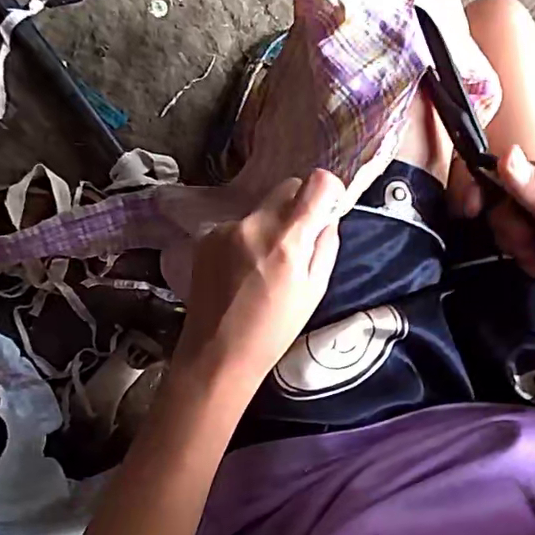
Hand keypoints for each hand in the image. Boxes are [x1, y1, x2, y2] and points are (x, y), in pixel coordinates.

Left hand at [177, 170, 343, 383]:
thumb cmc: (274, 329)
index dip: (328, 190)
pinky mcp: (207, 237)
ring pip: (261, 208)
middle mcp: (255, 225)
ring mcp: (226, 229)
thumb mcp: (315, 290)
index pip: (315, 182)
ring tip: (265, 265)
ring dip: (270, 225)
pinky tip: (242, 270)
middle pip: (287, 187)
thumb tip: (327, 218)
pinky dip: (247, 238)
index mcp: (287, 240)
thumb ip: (325, 246)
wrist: (216, 352)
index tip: (328, 206)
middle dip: (299, 205)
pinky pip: (238, 224)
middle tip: (298, 240)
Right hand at [451, 145, 534, 297]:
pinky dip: (522, 257)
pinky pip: (514, 244)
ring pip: (503, 228)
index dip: (478, 190)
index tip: (471, 212)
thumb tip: (505, 154)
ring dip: (516, 247)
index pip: (496, 173)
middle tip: (530, 246)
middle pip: (497, 206)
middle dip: (508, 231)